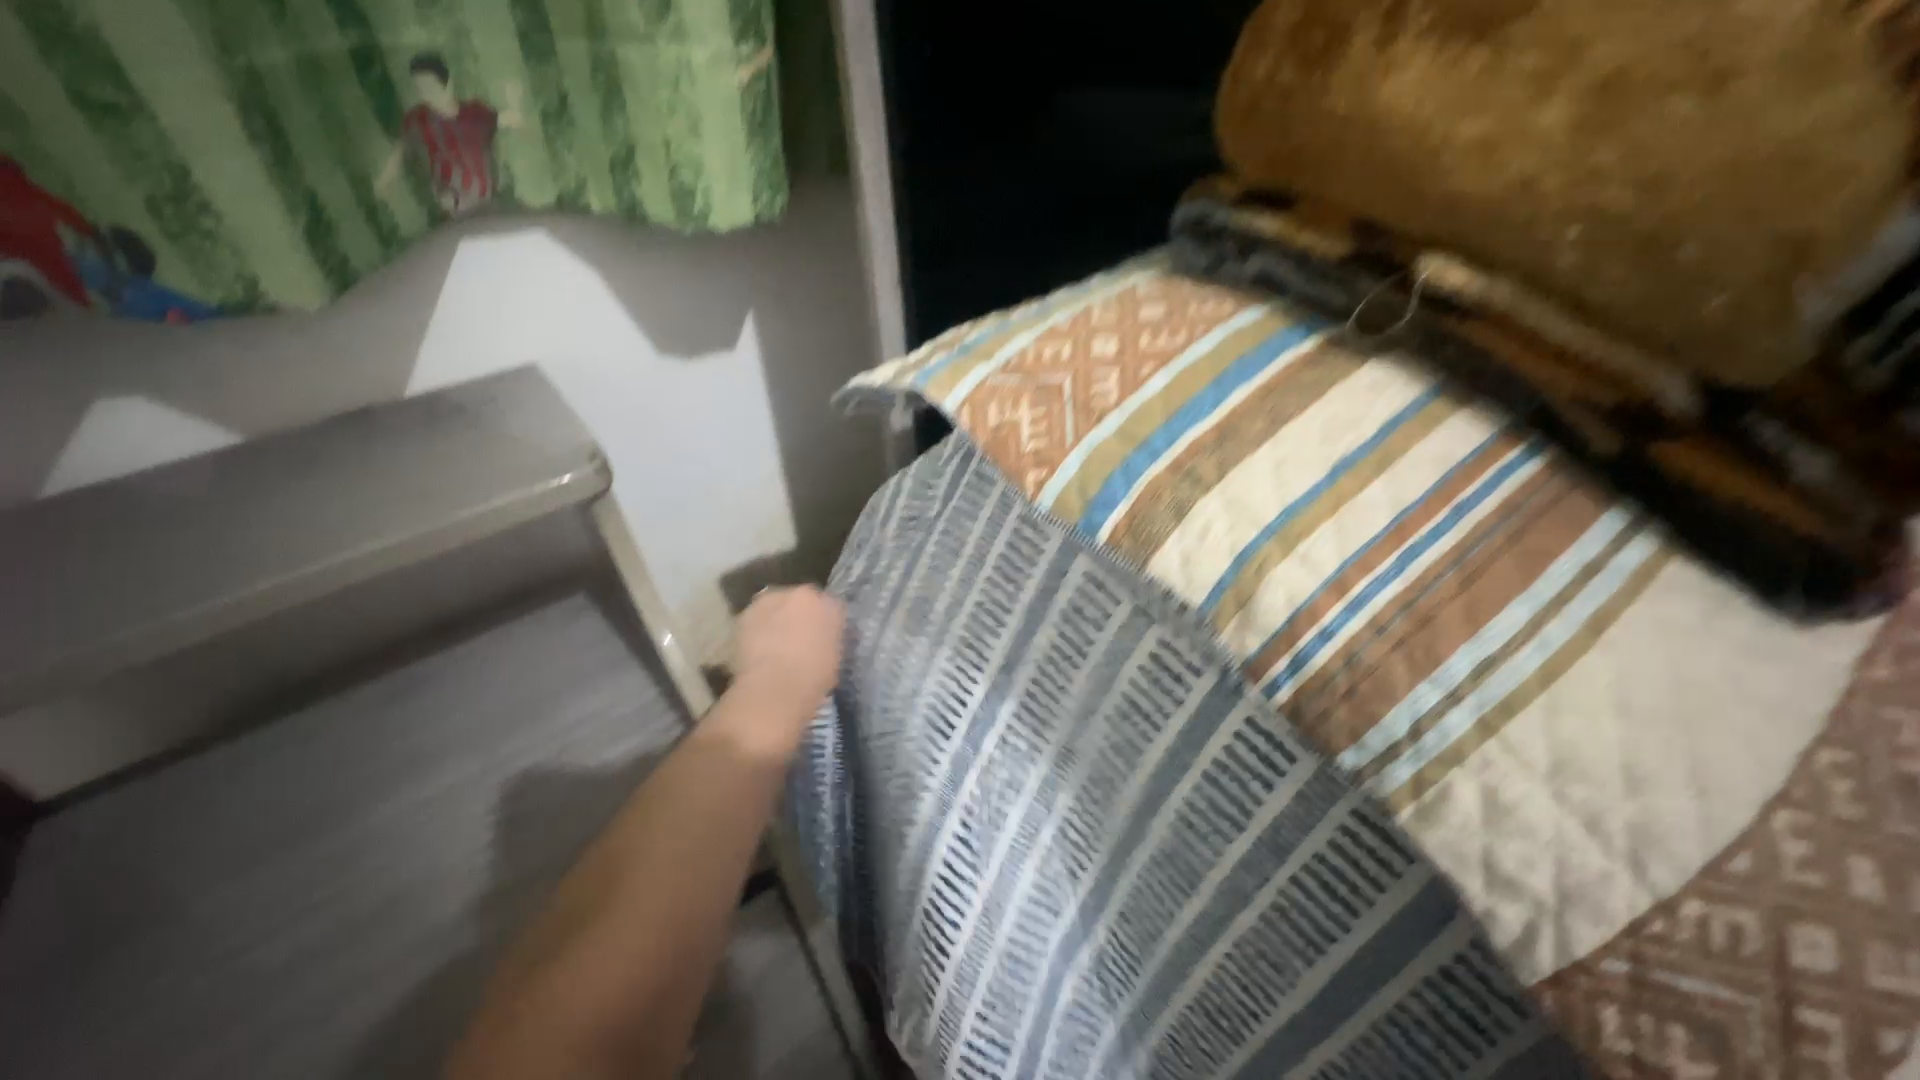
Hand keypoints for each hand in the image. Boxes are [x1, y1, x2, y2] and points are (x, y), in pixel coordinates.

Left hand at [732, 586, 844, 716]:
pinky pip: (756, 620)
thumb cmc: (813, 677)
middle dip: (800, 616)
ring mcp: (769, 601)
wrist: (773, 687)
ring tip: (775, 645)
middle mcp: (800, 594)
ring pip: (775, 607)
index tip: (824, 638)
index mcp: (828, 605)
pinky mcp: (744, 614)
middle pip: (801, 601)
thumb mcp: (834, 659)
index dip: (827, 623)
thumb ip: (829, 641)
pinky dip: (757, 630)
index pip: (832, 607)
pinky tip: (758, 650)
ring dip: (776, 620)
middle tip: (799, 640)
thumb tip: (821, 641)